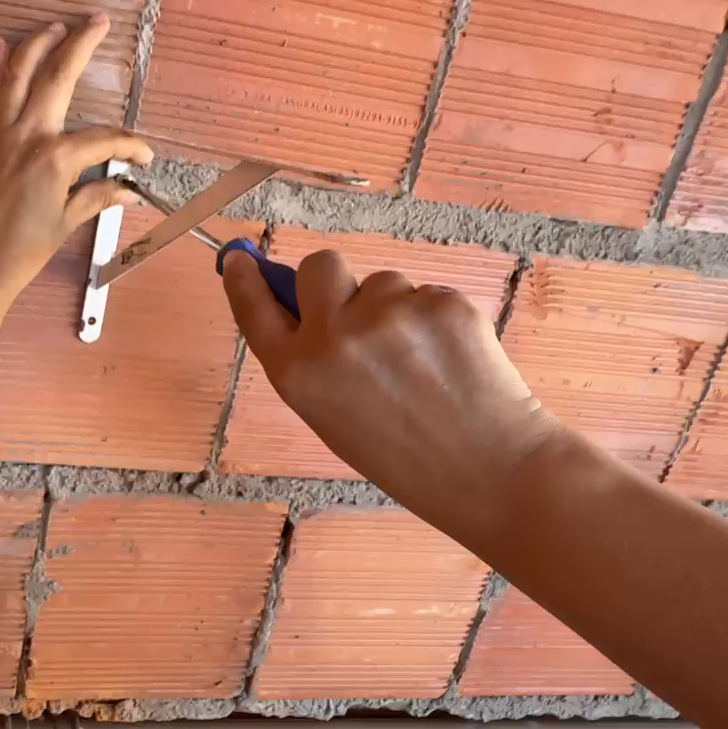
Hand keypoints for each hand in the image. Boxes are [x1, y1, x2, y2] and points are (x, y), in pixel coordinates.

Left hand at [0, 14, 154, 306]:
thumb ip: (97, 197)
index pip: (105, 138)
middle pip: (58, 77)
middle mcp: (27, 136)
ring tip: (54, 25)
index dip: (131, 145)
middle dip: (81, 44)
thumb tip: (128, 190)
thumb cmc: (22, 252)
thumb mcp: (66, 224)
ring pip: (16, 76)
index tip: (144, 157)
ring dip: (35, 44)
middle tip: (99, 22)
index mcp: (56, 159)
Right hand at [223, 248, 567, 534]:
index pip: (253, 308)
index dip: (243, 278)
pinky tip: (450, 358)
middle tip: (357, 313)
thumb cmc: (398, 454)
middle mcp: (331, 337)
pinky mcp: (439, 302)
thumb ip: (307, 360)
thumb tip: (302, 307)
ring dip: (391, 307)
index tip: (239, 258)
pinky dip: (433, 318)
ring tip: (419, 359)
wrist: (489, 470)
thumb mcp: (326, 412)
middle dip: (332, 280)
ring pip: (380, 282)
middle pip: (318, 266)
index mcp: (295, 372)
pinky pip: (425, 293)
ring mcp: (387, 315)